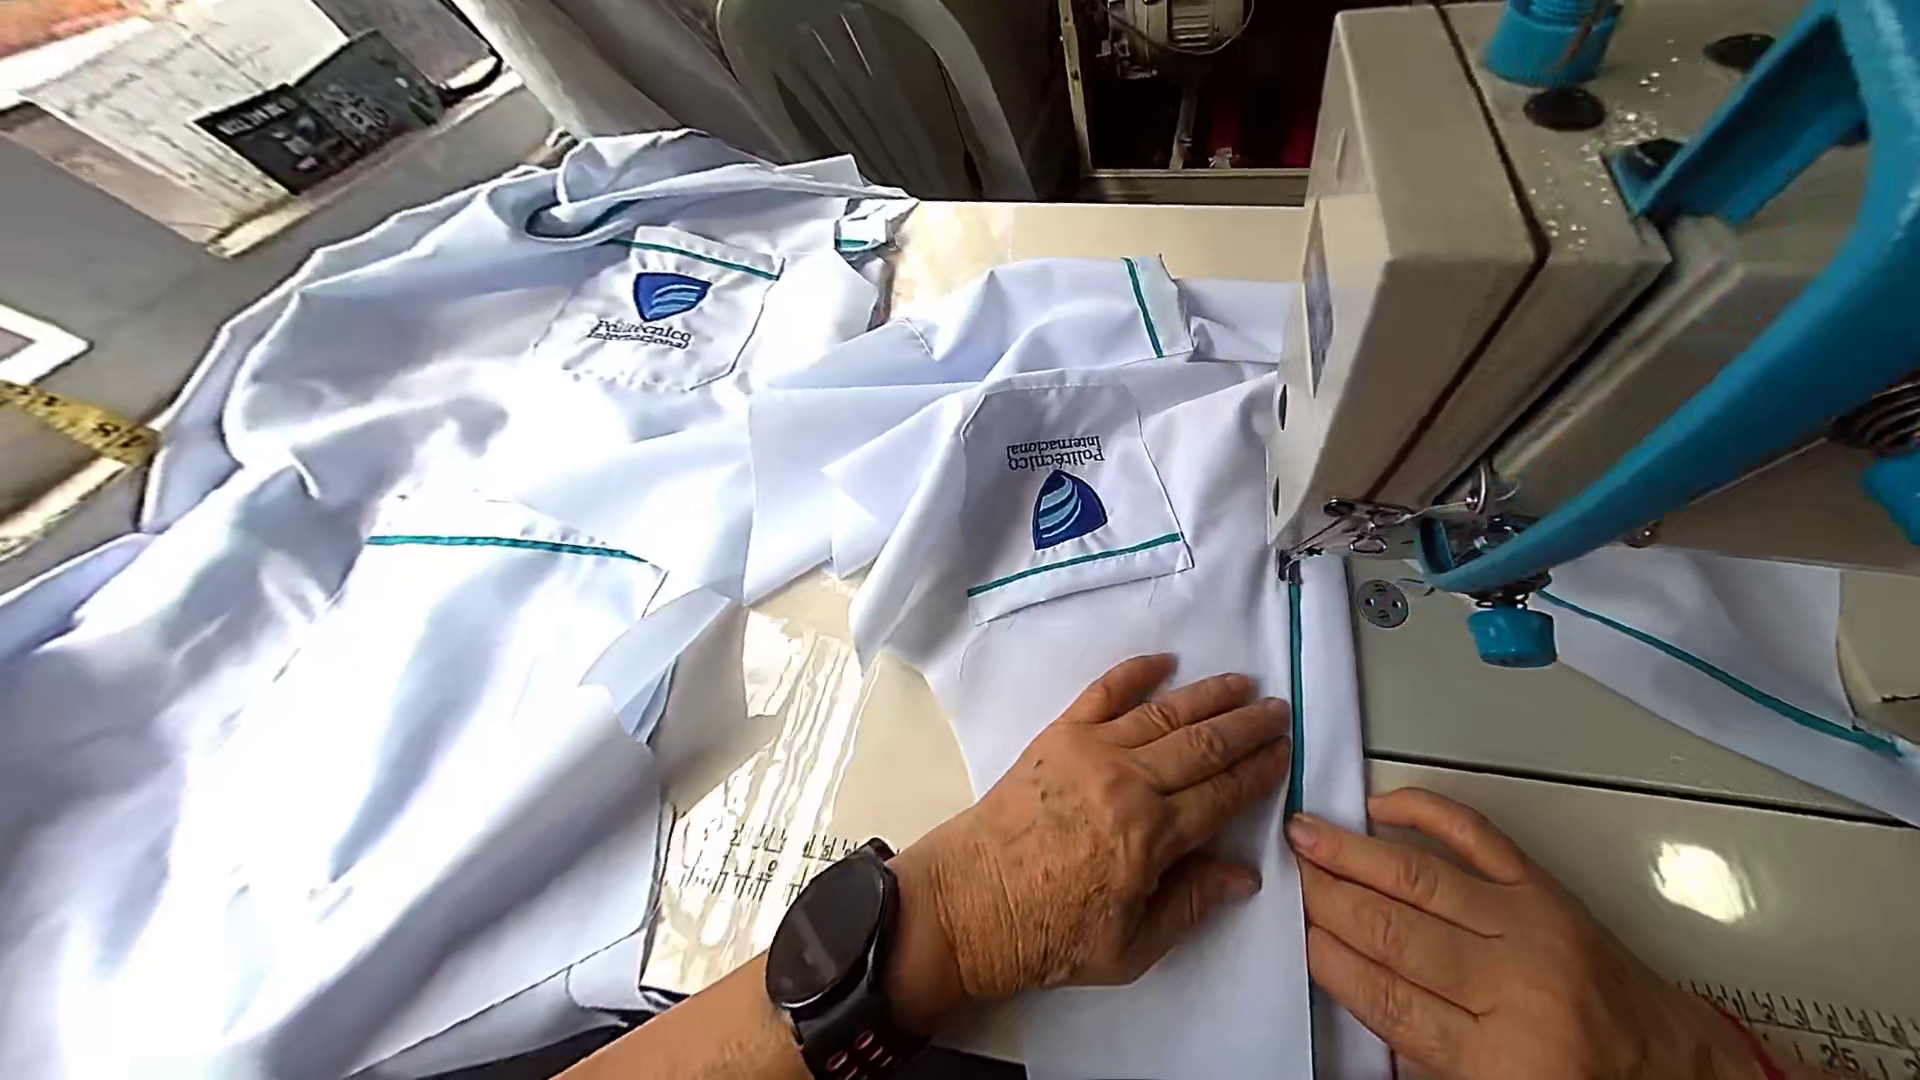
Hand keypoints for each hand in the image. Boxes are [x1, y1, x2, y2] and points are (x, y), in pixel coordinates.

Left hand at [886, 654, 1291, 1027]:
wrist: (976, 896)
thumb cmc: (1053, 930)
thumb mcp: (1132, 946)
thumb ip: (1191, 904)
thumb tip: (1245, 871)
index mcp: (1152, 835)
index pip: (1223, 794)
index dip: (1259, 771)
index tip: (1285, 751)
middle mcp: (1129, 781)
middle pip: (1203, 745)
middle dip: (1247, 726)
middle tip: (1278, 708)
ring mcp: (1091, 749)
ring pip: (1163, 713)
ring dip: (1207, 695)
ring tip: (1240, 683)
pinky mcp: (1059, 733)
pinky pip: (1103, 692)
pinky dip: (1134, 672)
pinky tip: (1163, 660)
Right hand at [1287, 789, 1777, 1079]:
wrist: (1683, 1076)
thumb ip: (1412, 1041)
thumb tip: (1332, 963)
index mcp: (1502, 1064)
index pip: (1382, 993)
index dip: (1324, 952)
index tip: (1290, 926)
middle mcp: (1516, 991)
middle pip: (1390, 929)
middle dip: (1324, 894)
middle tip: (1286, 868)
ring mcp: (1534, 928)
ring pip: (1417, 877)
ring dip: (1349, 851)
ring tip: (1302, 831)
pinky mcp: (1548, 888)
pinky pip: (1476, 834)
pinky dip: (1422, 809)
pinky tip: (1379, 805)